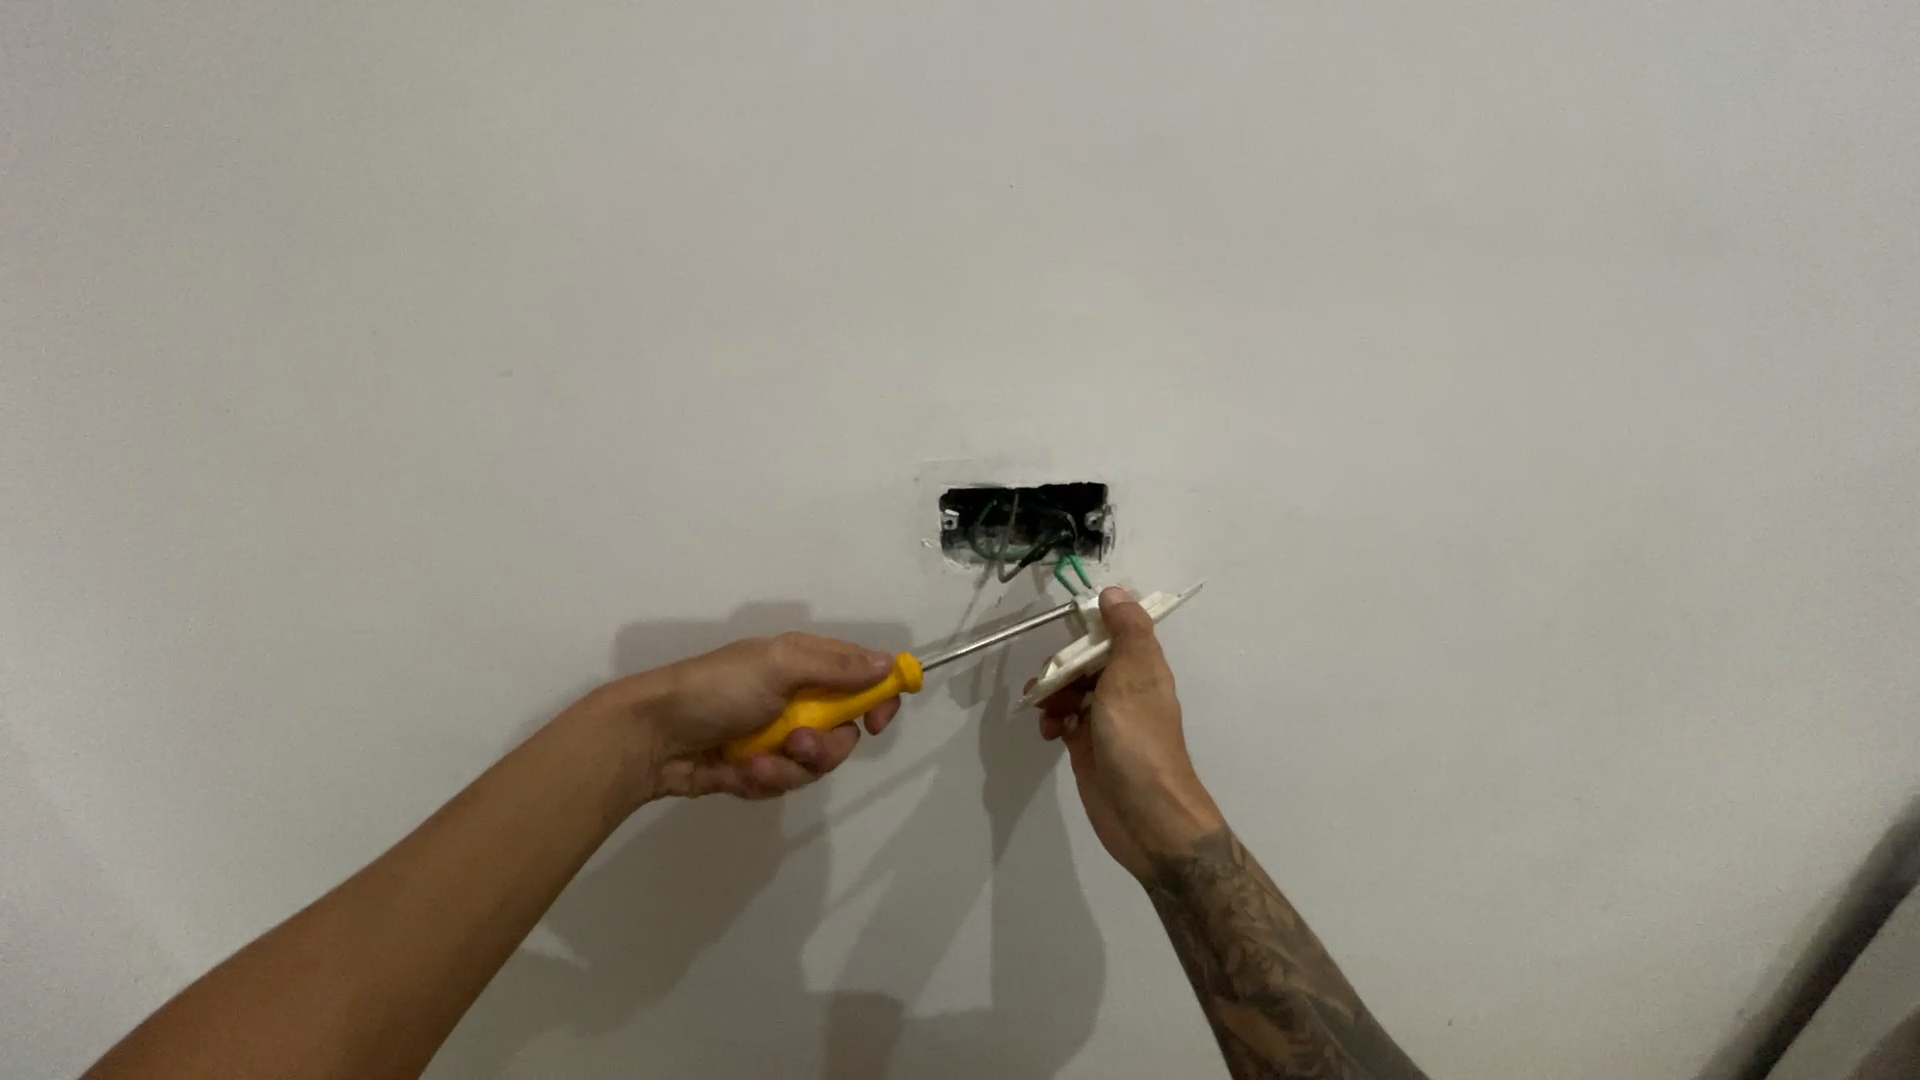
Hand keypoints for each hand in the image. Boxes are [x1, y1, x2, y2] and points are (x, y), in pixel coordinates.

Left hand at [586, 633, 904, 801]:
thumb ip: (837, 666)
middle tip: (798, 743)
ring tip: (754, 763)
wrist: (650, 737)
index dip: (877, 697)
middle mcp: (797, 698)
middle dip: (825, 745)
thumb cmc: (716, 690)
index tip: (876, 721)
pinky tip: (737, 772)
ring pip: (815, 765)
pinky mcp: (757, 770)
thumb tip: (889, 663)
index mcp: (804, 664)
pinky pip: (784, 784)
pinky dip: (763, 781)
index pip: (862, 677)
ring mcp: (776, 737)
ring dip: (788, 768)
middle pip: (845, 731)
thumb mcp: (779, 666)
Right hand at [1032, 587, 1223, 878]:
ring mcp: (1105, 719)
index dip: (1092, 626)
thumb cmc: (1139, 742)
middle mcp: (1125, 690)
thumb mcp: (1134, 677)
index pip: (1115, 631)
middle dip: (1062, 665)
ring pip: (1070, 690)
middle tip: (1050, 680)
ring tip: (1046, 711)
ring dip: (1052, 694)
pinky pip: (1063, 720)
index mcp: (1142, 668)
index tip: (1068, 629)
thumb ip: (1126, 632)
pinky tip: (1050, 733)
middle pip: (1086, 660)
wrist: (1146, 816)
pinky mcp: (1087, 746)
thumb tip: (1114, 591)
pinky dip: (1052, 721)